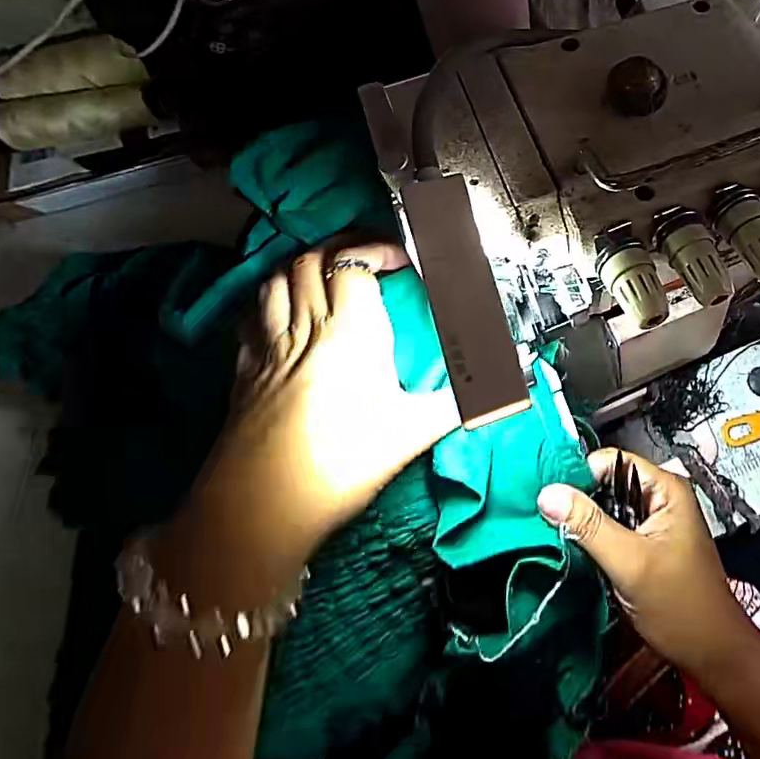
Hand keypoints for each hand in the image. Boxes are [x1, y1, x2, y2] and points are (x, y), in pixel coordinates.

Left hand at [164, 244, 458, 596]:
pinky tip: (283, 311)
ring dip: (304, 265)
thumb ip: (465, 399)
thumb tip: (514, 377)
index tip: (402, 260)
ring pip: (277, 280)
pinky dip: (270, 299)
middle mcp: (306, 331)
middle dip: (343, 246)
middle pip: (313, 260)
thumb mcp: (412, 431)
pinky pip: (252, 317)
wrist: (259, 512)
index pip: (355, 265)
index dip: (378, 250)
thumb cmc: (340, 466)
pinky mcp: (244, 371)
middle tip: (369, 255)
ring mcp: (270, 348)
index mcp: (350, 335)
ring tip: (329, 272)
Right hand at [537, 449, 759, 677]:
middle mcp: (661, 497)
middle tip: (548, 520)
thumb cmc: (681, 607)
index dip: (580, 477)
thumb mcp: (630, 562)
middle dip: (580, 500)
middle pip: (608, 483)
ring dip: (586, 522)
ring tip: (560, 537)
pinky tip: (580, 552)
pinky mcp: (647, 544)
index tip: (550, 499)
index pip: (611, 461)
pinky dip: (596, 539)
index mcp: (666, 488)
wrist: (712, 653)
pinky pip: (614, 529)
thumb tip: (548, 494)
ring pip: (608, 508)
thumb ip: (589, 526)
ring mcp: (655, 521)